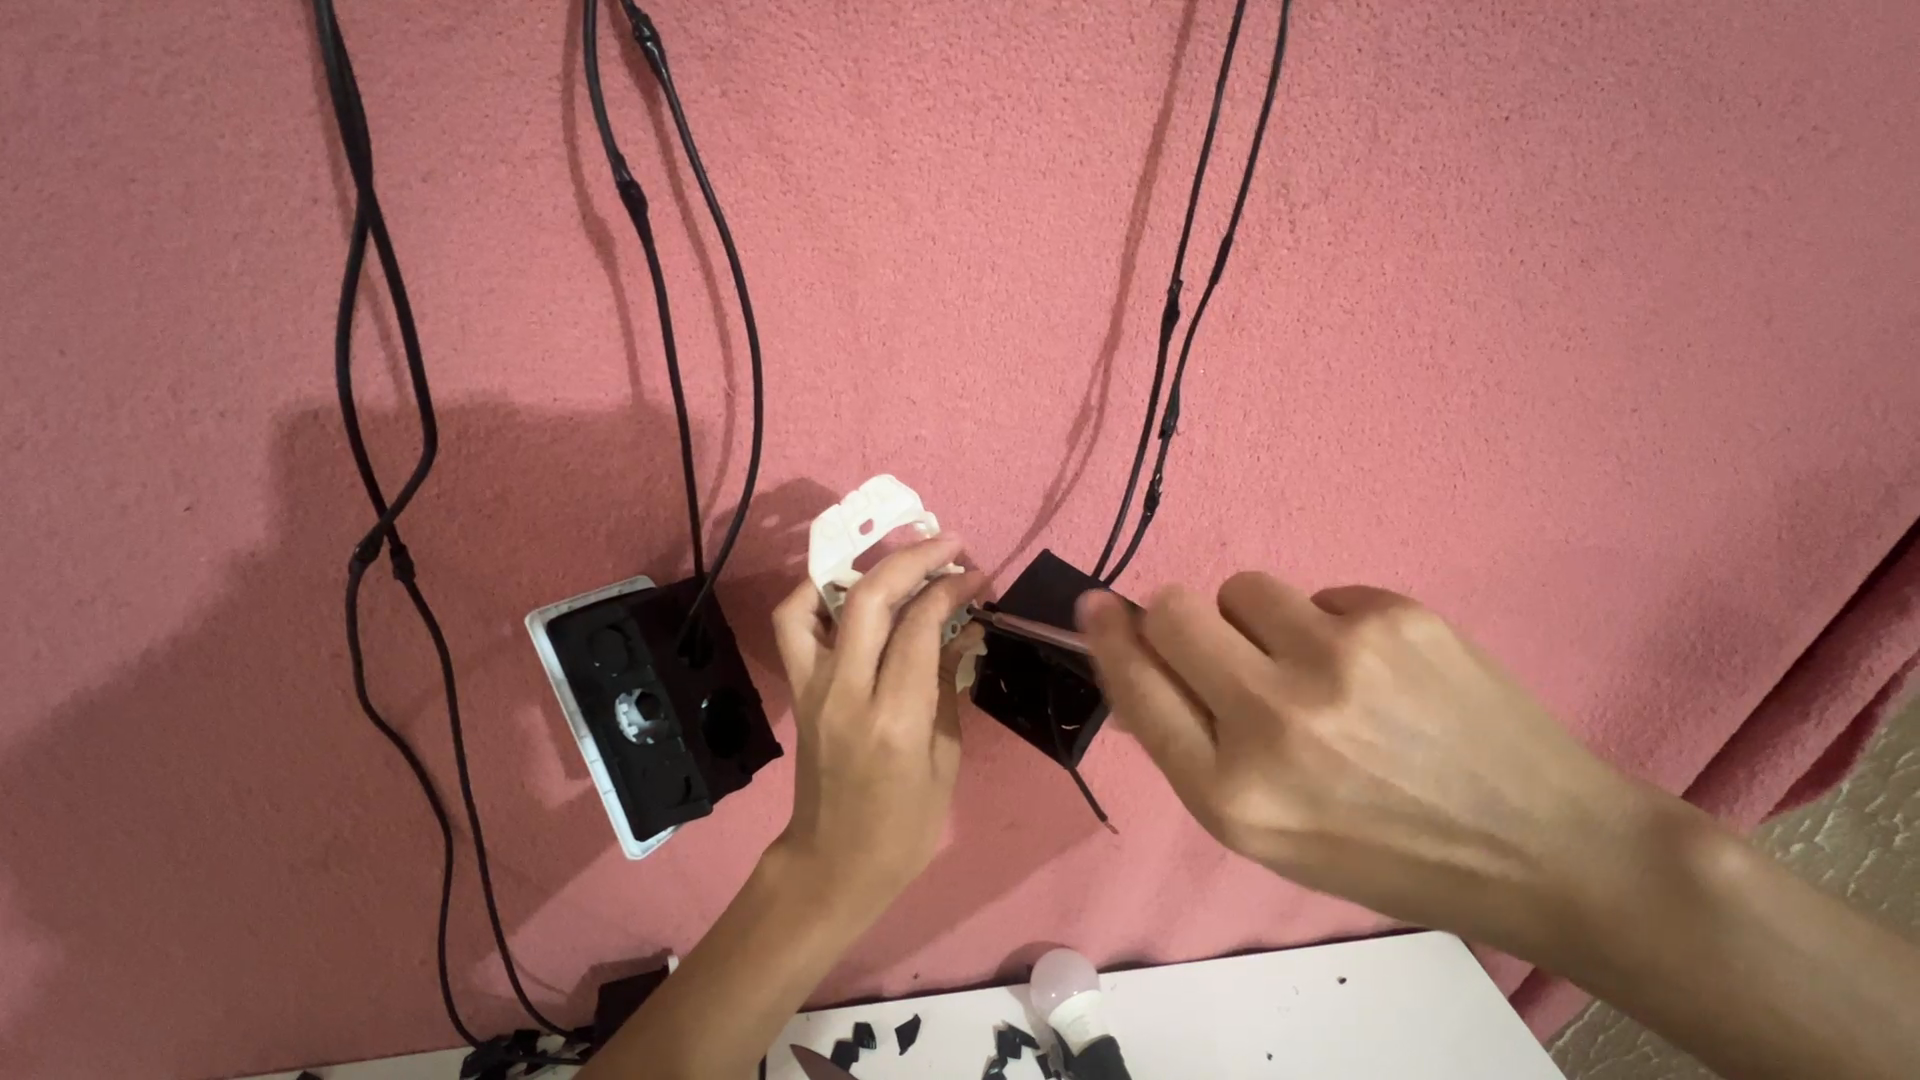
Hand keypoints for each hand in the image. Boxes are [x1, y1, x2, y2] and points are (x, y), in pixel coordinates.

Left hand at [770, 536, 985, 919]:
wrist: (834, 864)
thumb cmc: (905, 826)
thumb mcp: (945, 759)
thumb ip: (948, 684)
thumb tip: (964, 627)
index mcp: (894, 720)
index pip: (918, 627)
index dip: (950, 590)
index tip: (977, 575)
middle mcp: (845, 694)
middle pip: (870, 598)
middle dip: (913, 559)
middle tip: (949, 546)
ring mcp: (812, 688)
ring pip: (816, 601)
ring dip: (859, 566)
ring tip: (895, 559)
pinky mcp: (797, 689)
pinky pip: (793, 625)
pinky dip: (816, 594)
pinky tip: (850, 589)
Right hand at [1076, 573, 1647, 957]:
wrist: (1544, 847)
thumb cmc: (1385, 854)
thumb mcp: (1267, 834)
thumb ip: (1191, 749)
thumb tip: (1138, 664)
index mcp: (1233, 794)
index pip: (1136, 685)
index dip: (1108, 638)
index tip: (1095, 608)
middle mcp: (1274, 718)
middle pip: (1173, 610)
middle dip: (1175, 619)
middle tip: (1215, 645)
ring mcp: (1339, 657)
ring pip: (1243, 587)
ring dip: (1256, 622)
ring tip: (1315, 669)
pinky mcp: (1397, 616)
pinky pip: (1319, 594)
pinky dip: (1329, 625)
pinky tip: (1377, 671)